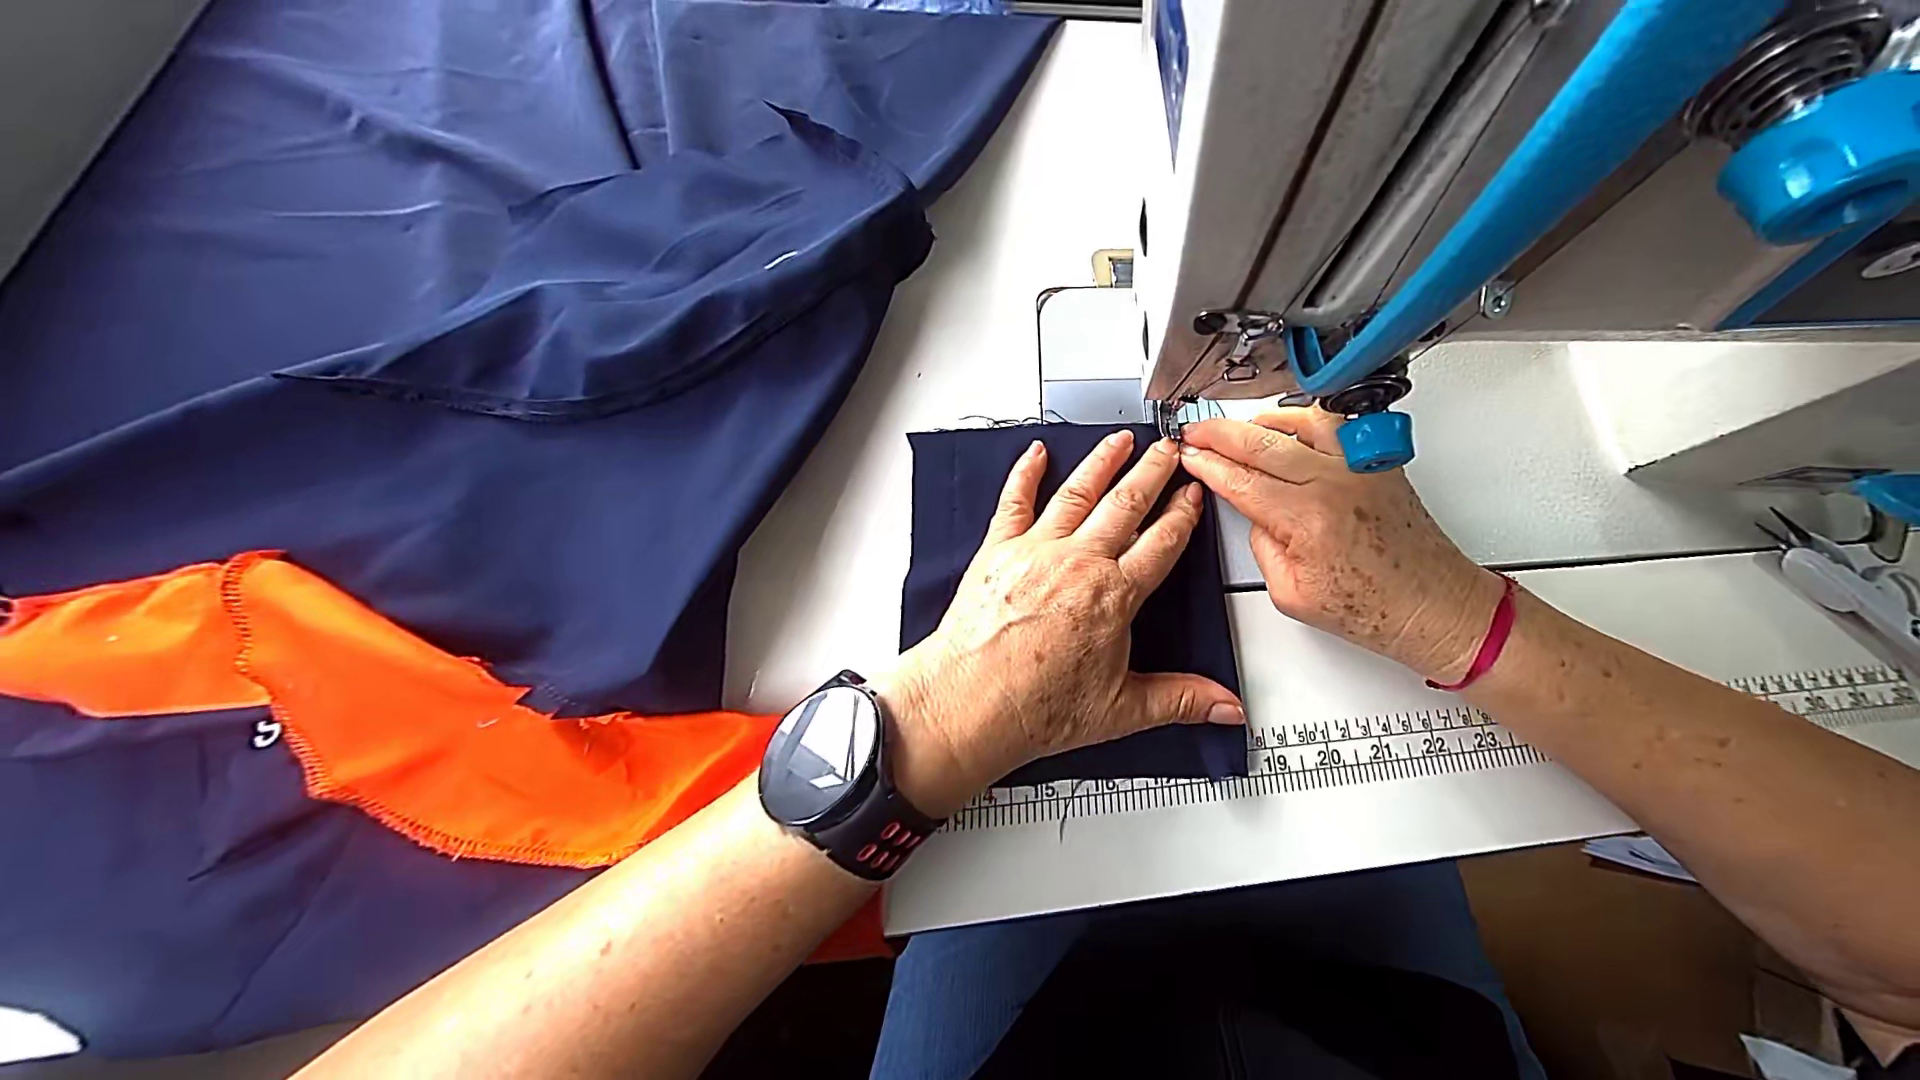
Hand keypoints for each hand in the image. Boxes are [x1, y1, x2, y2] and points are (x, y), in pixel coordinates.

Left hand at [875, 431, 1244, 816]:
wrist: (970, 702)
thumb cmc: (1035, 706)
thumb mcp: (1121, 709)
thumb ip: (1180, 699)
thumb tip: (1225, 708)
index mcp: (1114, 595)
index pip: (1162, 541)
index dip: (1183, 513)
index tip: (1192, 493)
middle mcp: (1079, 562)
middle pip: (1126, 504)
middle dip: (1152, 471)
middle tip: (1168, 450)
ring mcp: (1037, 551)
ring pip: (1078, 492)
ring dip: (1102, 461)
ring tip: (1120, 441)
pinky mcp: (998, 550)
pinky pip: (1015, 500)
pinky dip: (1026, 473)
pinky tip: (1036, 454)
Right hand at [1176, 408, 1504, 683]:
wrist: (1432, 606)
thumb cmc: (1372, 606)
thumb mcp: (1290, 592)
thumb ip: (1263, 545)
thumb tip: (1255, 513)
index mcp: (1306, 519)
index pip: (1239, 479)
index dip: (1206, 464)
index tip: (1189, 456)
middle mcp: (1334, 484)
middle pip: (1260, 441)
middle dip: (1218, 432)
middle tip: (1196, 430)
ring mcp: (1359, 468)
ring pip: (1299, 420)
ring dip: (1258, 420)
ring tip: (1233, 425)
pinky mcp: (1377, 463)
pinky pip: (1335, 425)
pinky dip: (1303, 418)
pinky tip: (1286, 424)